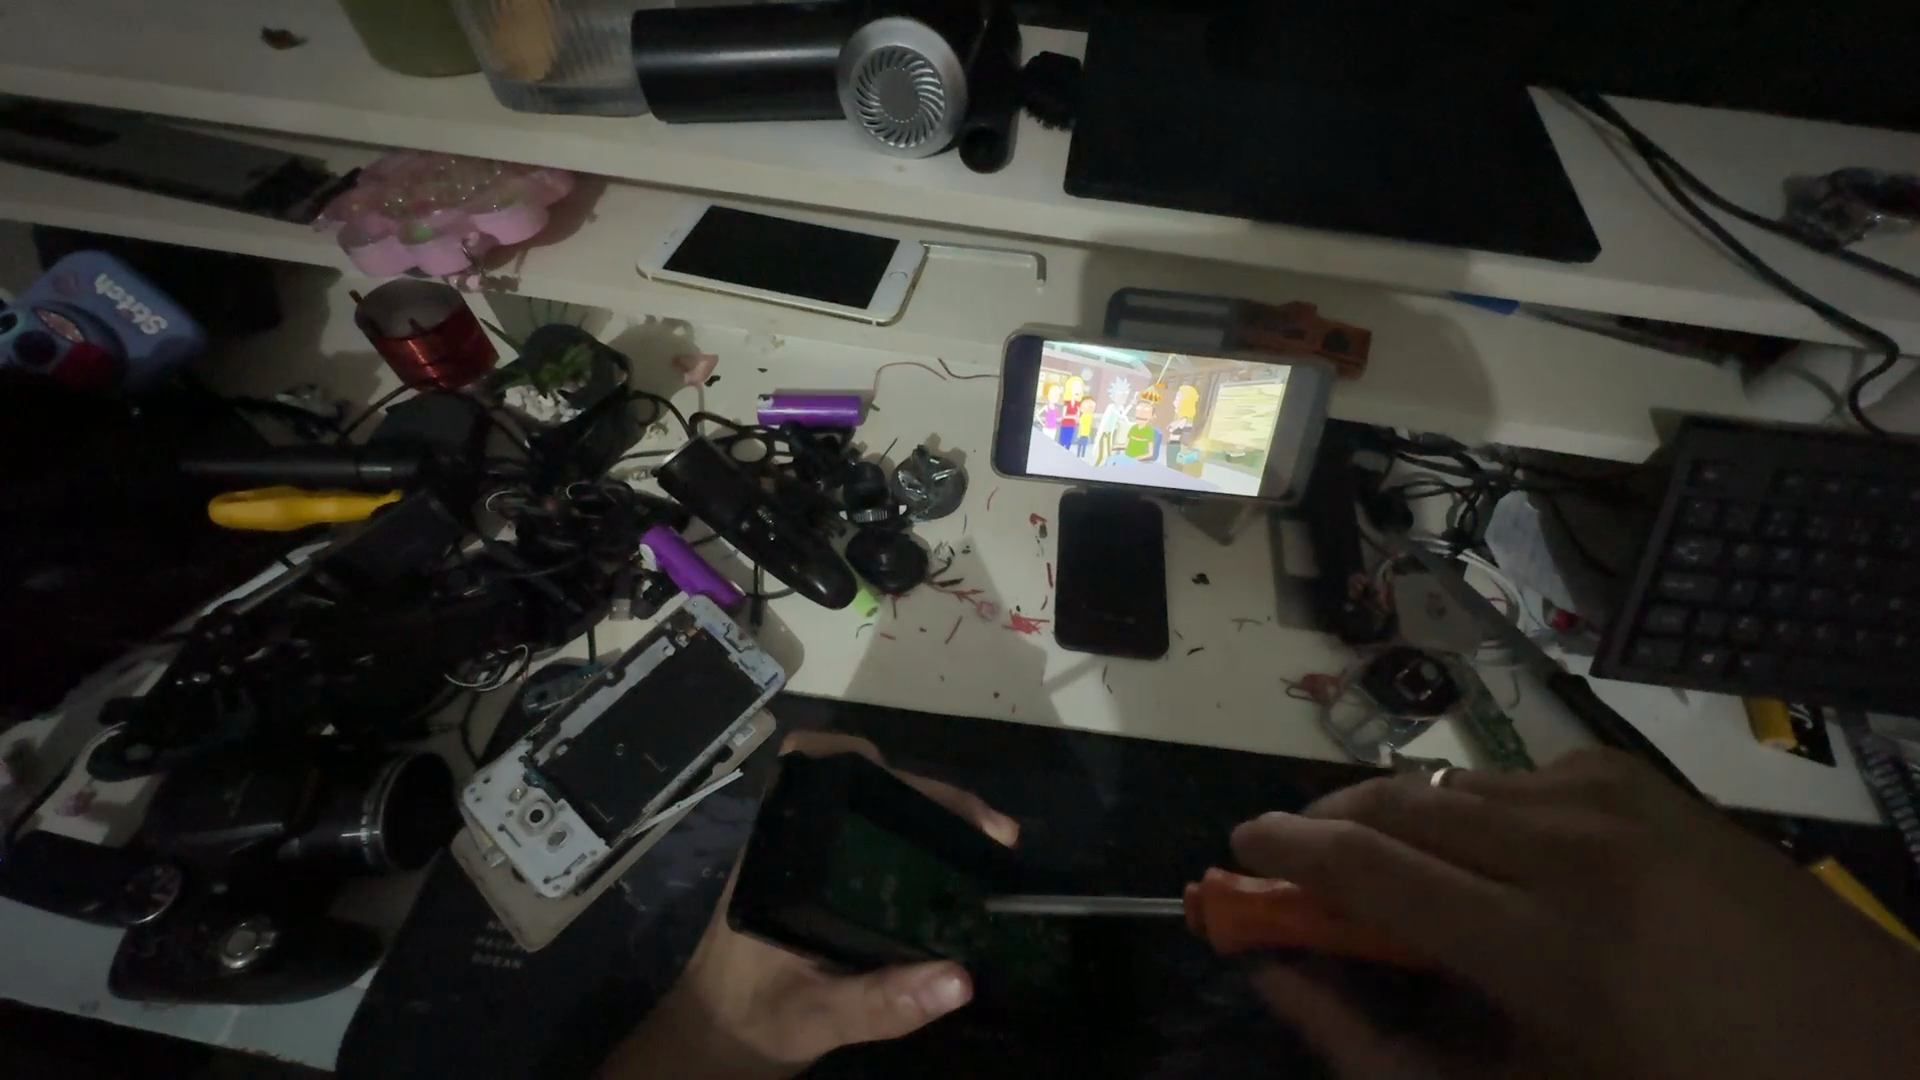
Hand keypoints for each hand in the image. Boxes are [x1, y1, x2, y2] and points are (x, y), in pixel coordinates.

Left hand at [601, 733, 1018, 1079]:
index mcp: (780, 852)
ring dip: (931, 810)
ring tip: (986, 836)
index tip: (916, 789)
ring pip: (876, 804)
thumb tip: (961, 979)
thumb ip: (878, 1003)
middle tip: (991, 828)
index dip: (861, 758)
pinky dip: (920, 833)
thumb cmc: (752, 1019)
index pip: (812, 767)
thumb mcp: (814, 1018)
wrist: (717, 1041)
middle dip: (930, 794)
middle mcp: (796, 837)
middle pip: (864, 784)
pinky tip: (955, 856)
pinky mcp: (829, 872)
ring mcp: (814, 853)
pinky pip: (878, 833)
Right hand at [1232, 749, 1919, 1079]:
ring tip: (1389, 860)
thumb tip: (1275, 976)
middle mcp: (1575, 848)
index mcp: (1555, 950)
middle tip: (1300, 858)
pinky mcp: (1636, 780)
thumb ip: (1374, 1049)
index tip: (1241, 846)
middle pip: (1393, 804)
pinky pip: (1508, 775)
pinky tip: (1492, 852)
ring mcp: (1613, 800)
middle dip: (1324, 824)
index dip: (1284, 848)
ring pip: (1442, 784)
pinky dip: (1468, 808)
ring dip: (1392, 816)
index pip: (1368, 865)